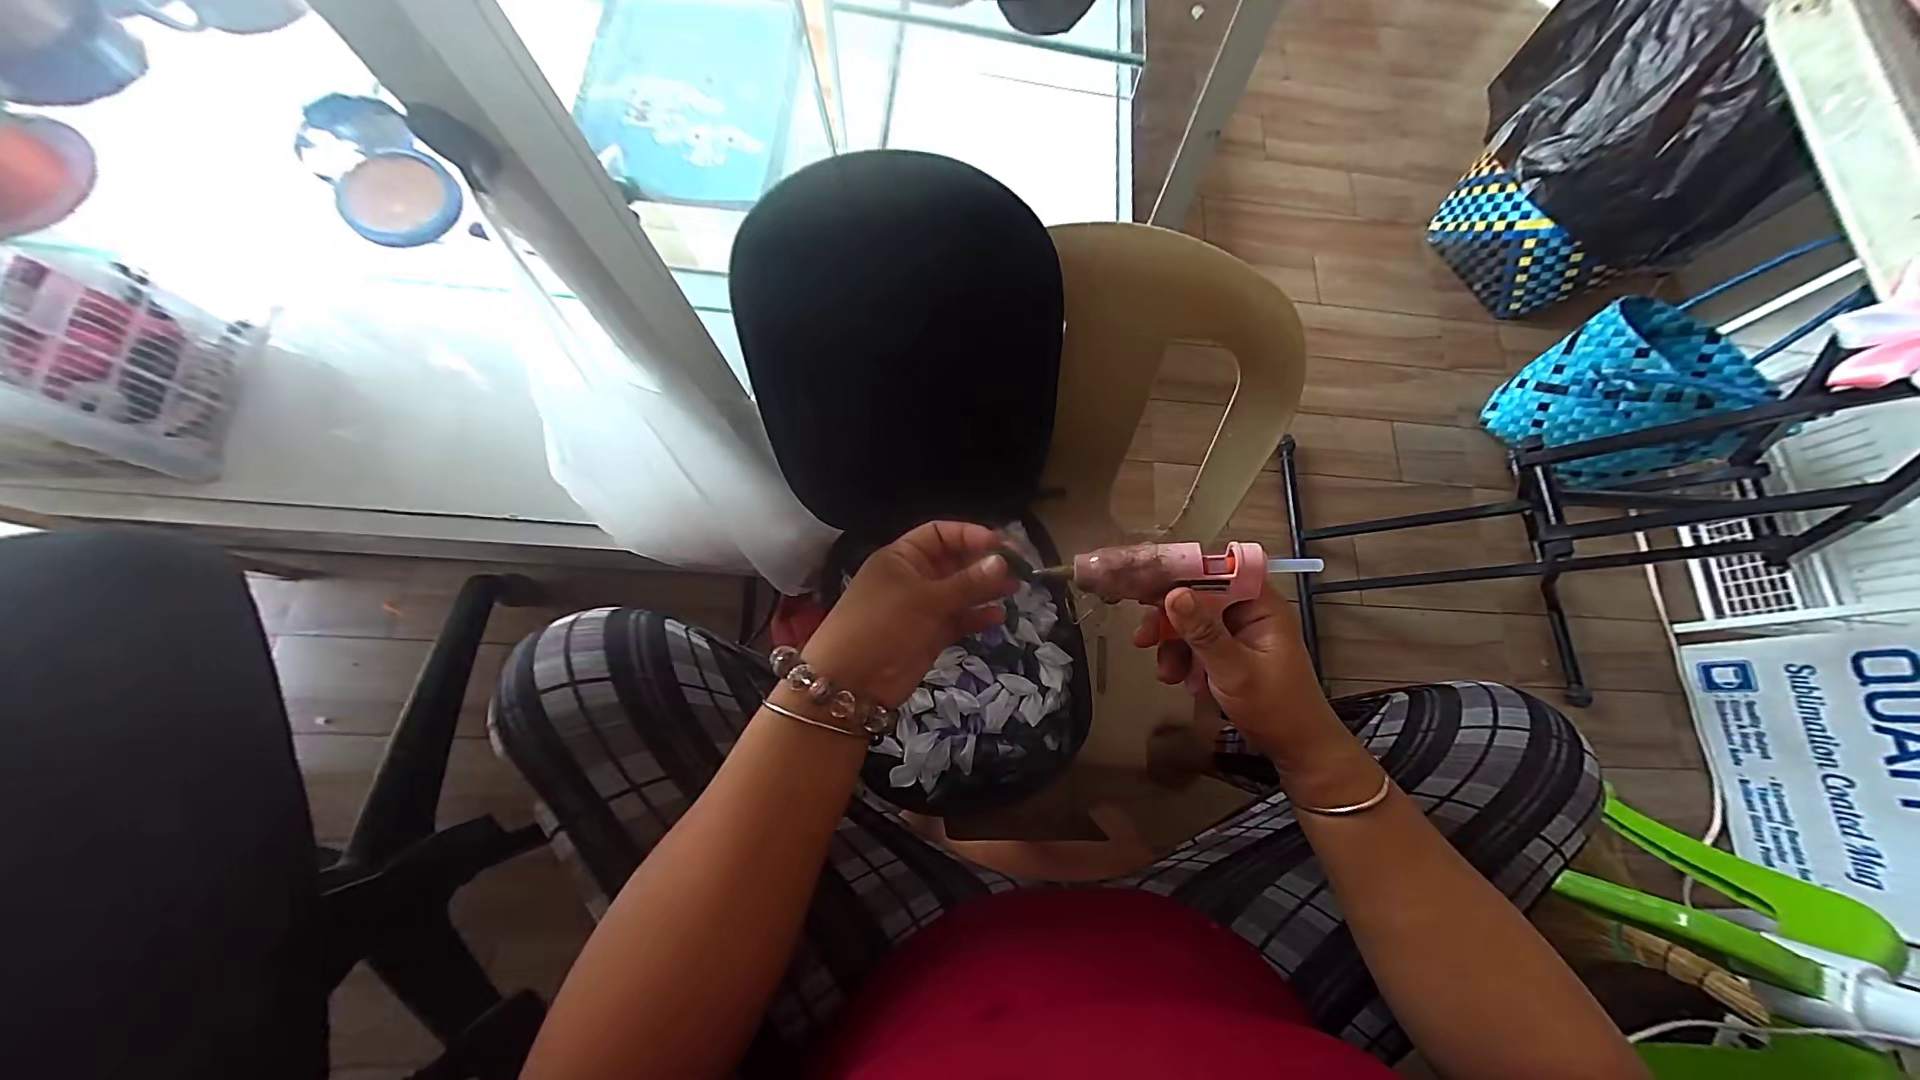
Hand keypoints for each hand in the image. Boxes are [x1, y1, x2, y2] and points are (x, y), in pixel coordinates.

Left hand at [802, 521, 1018, 706]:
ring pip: (960, 592)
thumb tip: (1003, 561)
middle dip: (984, 563)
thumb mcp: (926, 599)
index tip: (1001, 545)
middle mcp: (913, 577)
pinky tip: (998, 616)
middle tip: (1018, 568)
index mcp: (902, 557)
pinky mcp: (930, 634)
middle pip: (954, 562)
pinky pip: (958, 619)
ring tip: (1014, 589)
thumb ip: (967, 582)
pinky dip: (977, 617)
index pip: (940, 534)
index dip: (970, 535)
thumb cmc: (882, 625)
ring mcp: (922, 607)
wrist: (851, 683)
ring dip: (985, 589)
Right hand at [1132, 581, 1343, 762]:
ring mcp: (1237, 632)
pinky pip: (1196, 644)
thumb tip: (1173, 594)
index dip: (1184, 573)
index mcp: (1260, 606)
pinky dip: (1183, 660)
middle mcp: (1248, 612)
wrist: (1296, 750)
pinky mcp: (1228, 651)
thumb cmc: (1275, 708)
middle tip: (1145, 637)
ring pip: (1192, 622)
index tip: (1150, 586)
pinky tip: (1181, 681)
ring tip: (1167, 674)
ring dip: (1173, 645)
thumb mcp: (1234, 670)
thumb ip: (1203, 632)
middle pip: (1198, 597)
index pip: (1219, 572)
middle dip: (1170, 619)